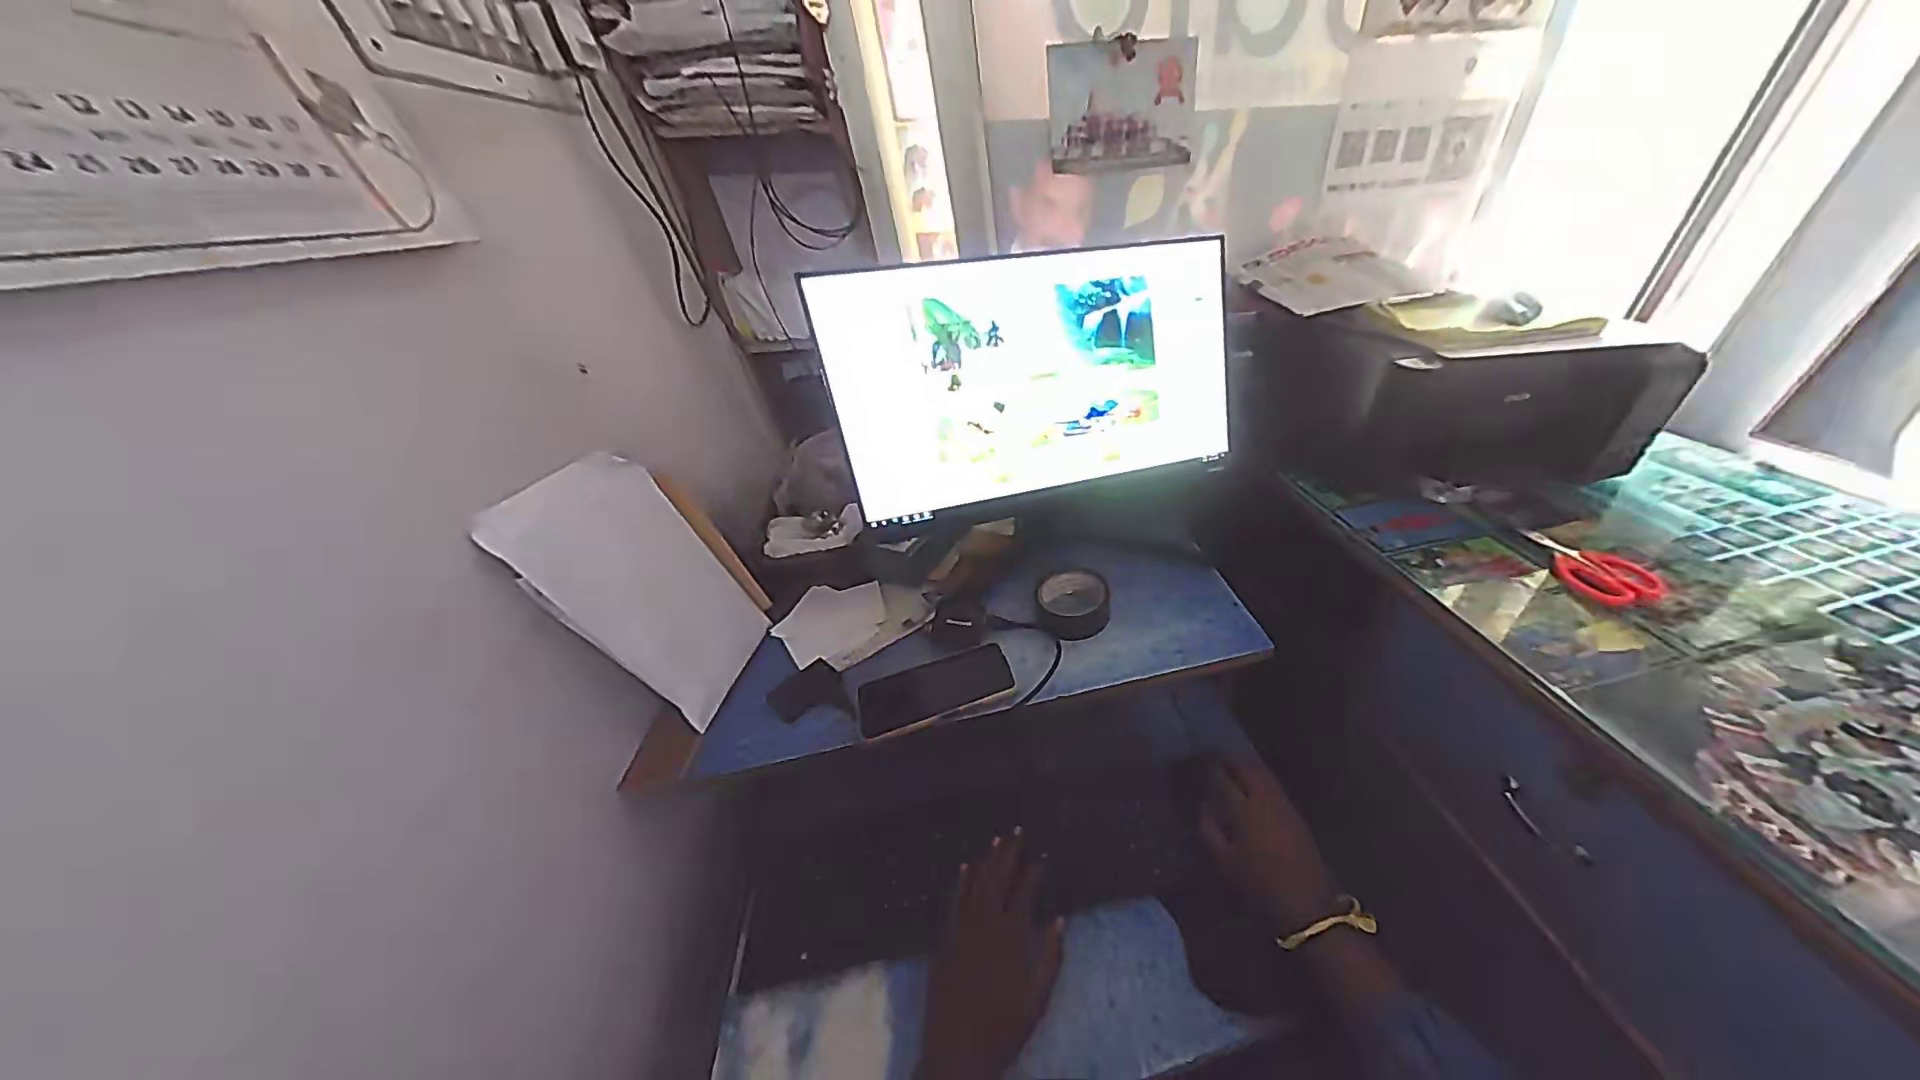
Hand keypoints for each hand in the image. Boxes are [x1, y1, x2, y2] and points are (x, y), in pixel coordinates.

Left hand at [918, 829, 1064, 1079]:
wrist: (955, 1053)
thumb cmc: (1002, 1029)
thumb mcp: (1037, 1000)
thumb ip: (1050, 957)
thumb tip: (1060, 920)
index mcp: (1009, 937)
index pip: (1024, 892)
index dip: (1034, 872)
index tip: (1043, 856)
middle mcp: (983, 925)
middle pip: (996, 879)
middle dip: (1008, 853)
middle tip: (1017, 832)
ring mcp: (960, 929)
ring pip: (973, 884)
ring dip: (985, 860)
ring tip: (996, 841)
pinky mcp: (944, 939)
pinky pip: (952, 901)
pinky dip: (960, 881)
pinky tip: (964, 867)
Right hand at [1197, 755, 1339, 929]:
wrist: (1307, 906)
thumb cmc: (1258, 885)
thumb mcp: (1224, 861)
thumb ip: (1209, 829)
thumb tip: (1204, 804)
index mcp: (1243, 810)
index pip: (1222, 778)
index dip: (1209, 766)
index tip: (1197, 760)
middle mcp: (1264, 800)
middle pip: (1246, 768)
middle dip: (1230, 759)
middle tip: (1215, 756)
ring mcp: (1284, 805)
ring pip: (1263, 774)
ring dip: (1247, 766)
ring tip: (1232, 764)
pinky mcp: (1296, 814)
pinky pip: (1273, 785)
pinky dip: (1260, 777)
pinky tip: (1252, 784)